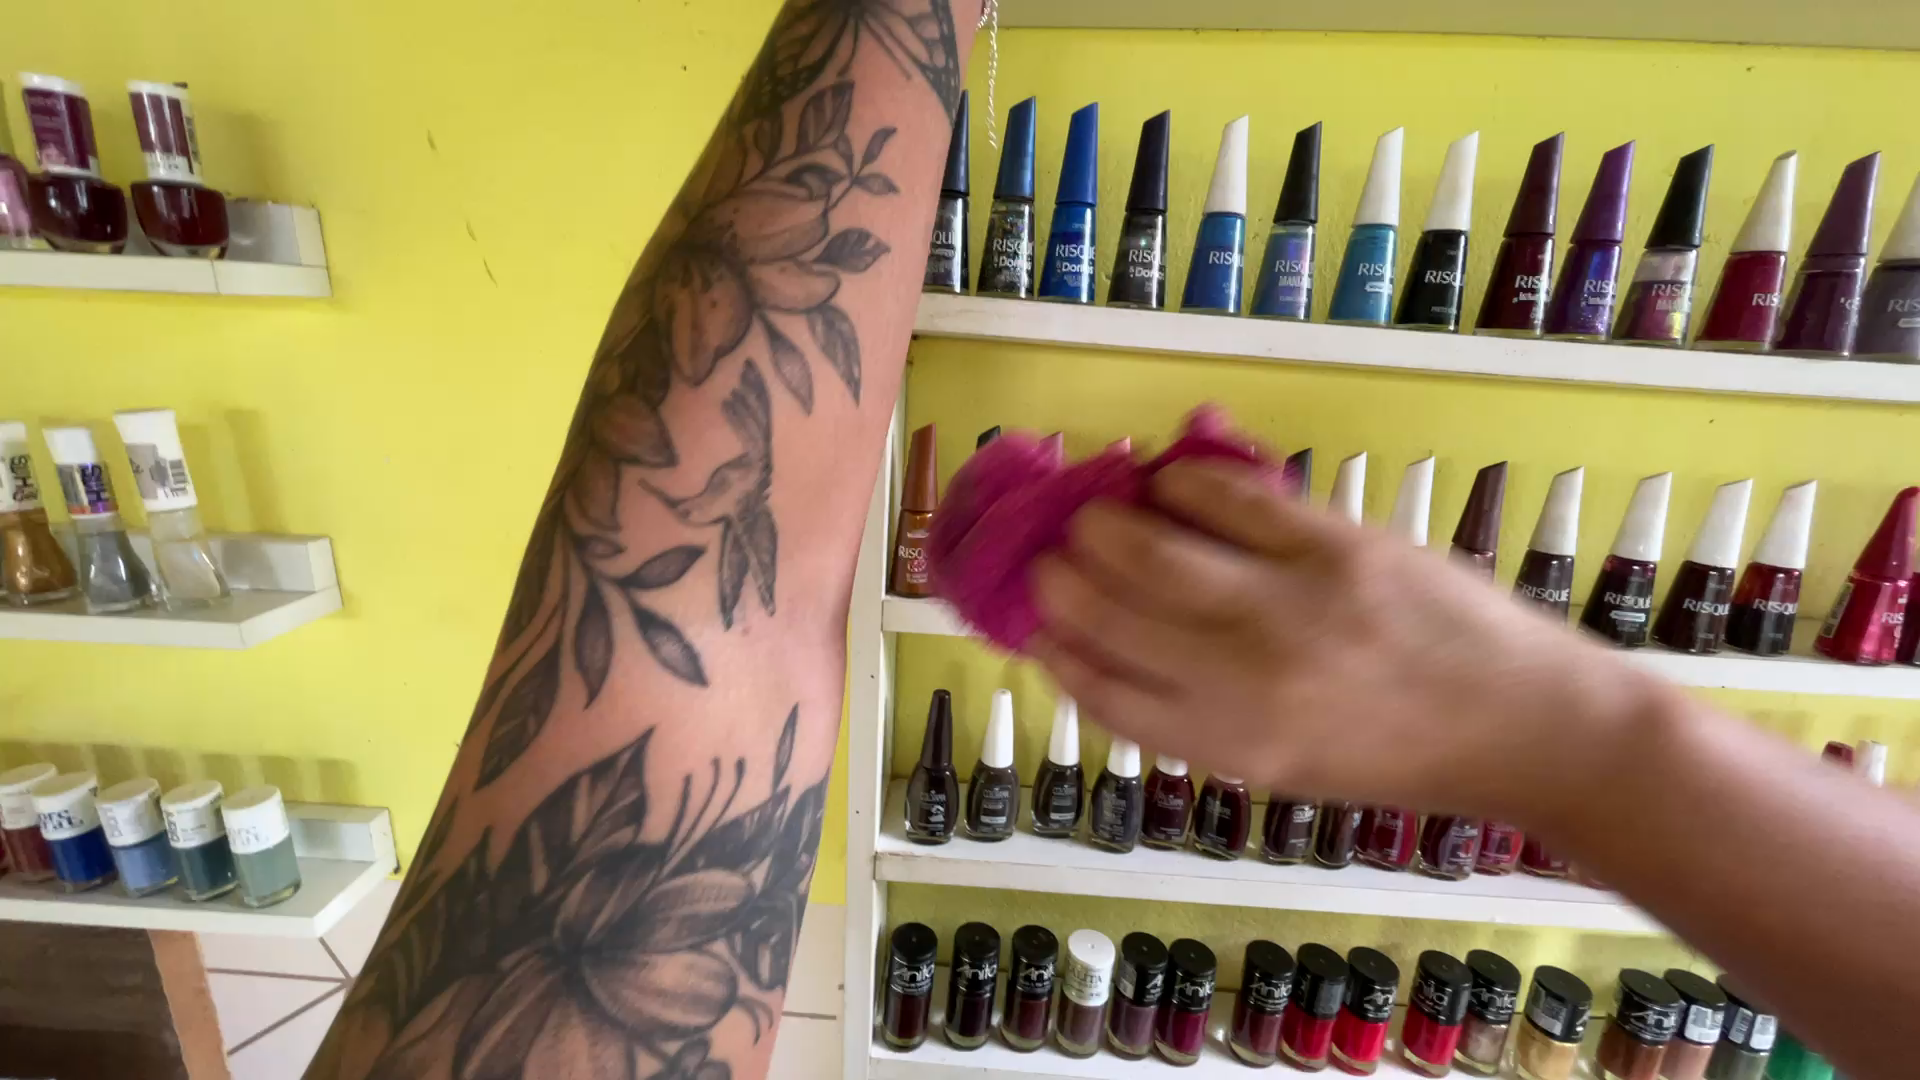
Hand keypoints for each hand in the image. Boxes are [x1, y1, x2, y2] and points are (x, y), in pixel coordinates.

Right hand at [1028, 458, 1664, 822]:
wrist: (1529, 726)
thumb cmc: (1389, 755)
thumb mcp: (1276, 761)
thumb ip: (1184, 710)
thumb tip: (1098, 647)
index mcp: (1226, 745)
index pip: (1099, 691)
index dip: (1049, 648)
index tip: (1029, 621)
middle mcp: (1242, 680)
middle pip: (1107, 613)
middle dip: (1056, 578)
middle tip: (1047, 556)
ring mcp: (1287, 605)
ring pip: (1148, 548)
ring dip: (1099, 522)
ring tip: (1090, 514)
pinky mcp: (1334, 544)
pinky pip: (1223, 498)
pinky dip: (1174, 482)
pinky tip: (1161, 482)